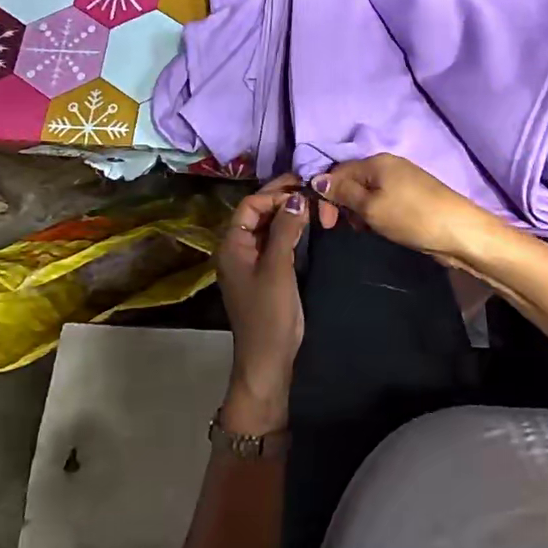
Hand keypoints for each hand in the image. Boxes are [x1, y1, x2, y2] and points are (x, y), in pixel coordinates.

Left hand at [215, 174, 311, 433]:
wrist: (268, 359)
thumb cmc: (269, 313)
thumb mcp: (278, 268)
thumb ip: (285, 230)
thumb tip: (296, 197)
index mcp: (232, 245)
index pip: (250, 205)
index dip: (275, 194)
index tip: (303, 191)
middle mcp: (238, 249)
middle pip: (257, 213)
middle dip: (282, 199)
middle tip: (311, 188)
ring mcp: (251, 262)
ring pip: (268, 227)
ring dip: (288, 214)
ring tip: (314, 203)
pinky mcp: (265, 273)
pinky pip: (275, 242)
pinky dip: (290, 231)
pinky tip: (309, 226)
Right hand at [310, 154, 504, 265]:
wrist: (459, 232)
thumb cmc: (410, 217)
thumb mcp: (370, 207)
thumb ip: (343, 192)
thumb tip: (317, 180)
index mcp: (375, 161)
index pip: (337, 171)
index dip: (325, 195)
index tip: (326, 223)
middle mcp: (387, 165)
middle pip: (351, 180)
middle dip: (341, 203)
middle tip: (341, 228)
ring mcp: (401, 180)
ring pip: (366, 192)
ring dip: (357, 211)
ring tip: (363, 230)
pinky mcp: (411, 196)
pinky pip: (381, 200)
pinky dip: (373, 213)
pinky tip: (377, 228)